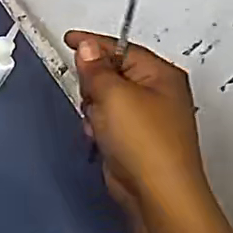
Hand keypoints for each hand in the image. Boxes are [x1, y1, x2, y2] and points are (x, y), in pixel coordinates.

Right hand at [64, 30, 210, 223]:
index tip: (71, 39)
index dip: (94, 44)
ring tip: (101, 124)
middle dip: (95, 84)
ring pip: (106, 100)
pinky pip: (107, 123)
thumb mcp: (113, 94)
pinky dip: (99, 128)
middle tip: (94, 96)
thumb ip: (95, 68)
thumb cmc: (147, 144)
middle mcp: (158, 94)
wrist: (155, 193)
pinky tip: (101, 139)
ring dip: (95, 109)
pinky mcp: (134, 141)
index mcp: (161, 74)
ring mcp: (147, 119)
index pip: (121, 48)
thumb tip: (86, 48)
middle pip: (113, 73)